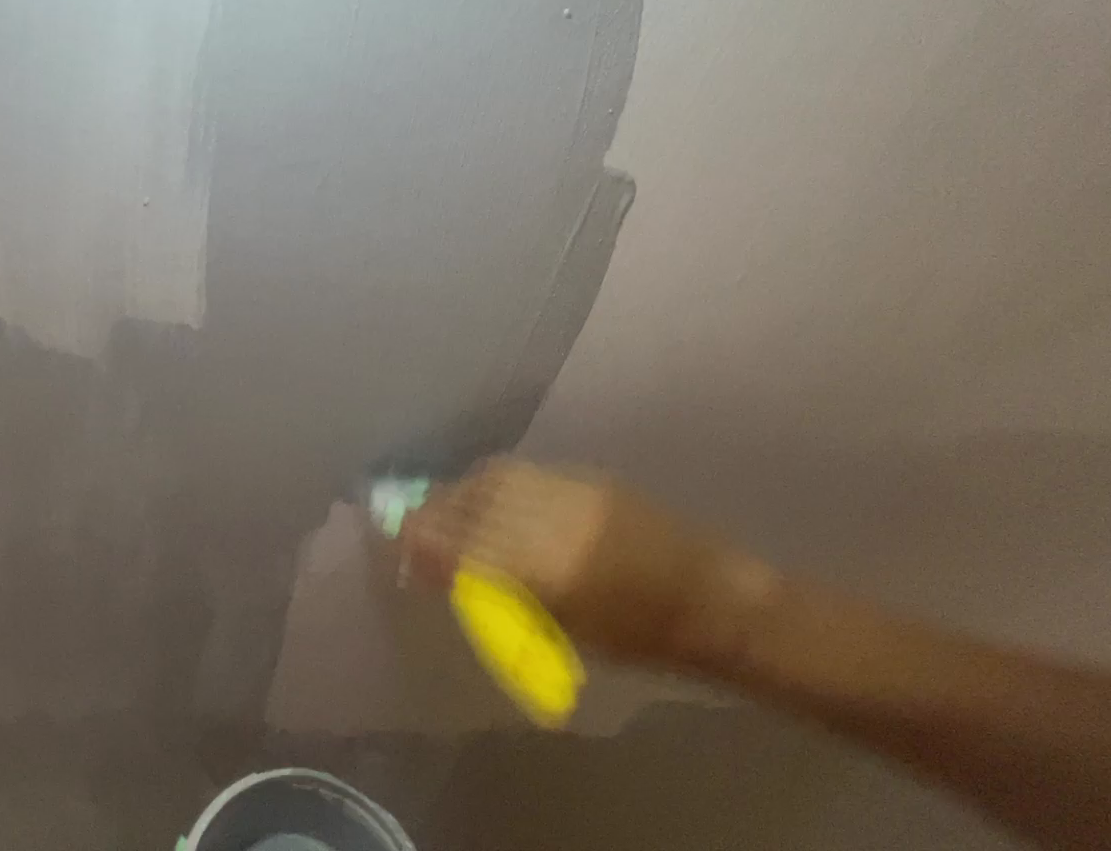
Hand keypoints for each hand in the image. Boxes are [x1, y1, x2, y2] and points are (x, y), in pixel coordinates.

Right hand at [397, 457, 777, 671]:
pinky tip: (486, 491)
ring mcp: (570, 493)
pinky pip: (521, 472)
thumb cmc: (638, 638)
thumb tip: (439, 572)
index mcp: (545, 574)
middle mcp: (552, 524)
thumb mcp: (559, 628)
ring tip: (443, 504)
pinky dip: (492, 481)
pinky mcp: (587, 478)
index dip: (423, 543)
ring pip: (493, 480)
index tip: (396, 545)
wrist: (714, 600)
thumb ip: (495, 593)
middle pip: (471, 506)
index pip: (462, 549)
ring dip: (458, 491)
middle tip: (409, 524)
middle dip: (432, 513)